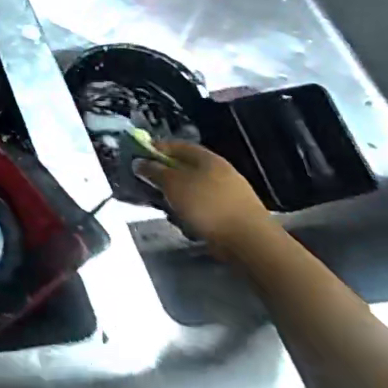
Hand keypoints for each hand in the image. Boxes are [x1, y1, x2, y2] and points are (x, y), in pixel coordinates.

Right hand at [134, 141, 277, 258]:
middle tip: (147, 181)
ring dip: (178, 192)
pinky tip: (184, 217)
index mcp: (208, 158)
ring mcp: (231, 192)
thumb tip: (140, 162)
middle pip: (186, 165)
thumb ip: (154, 171)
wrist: (251, 242)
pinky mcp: (235, 212)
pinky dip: (191, 207)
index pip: (176, 145)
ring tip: (164, 202)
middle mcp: (221, 171)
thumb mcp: (172, 184)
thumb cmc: (207, 206)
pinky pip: (205, 203)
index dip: (155, 148)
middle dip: (165, 172)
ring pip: (195, 186)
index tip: (137, 157)